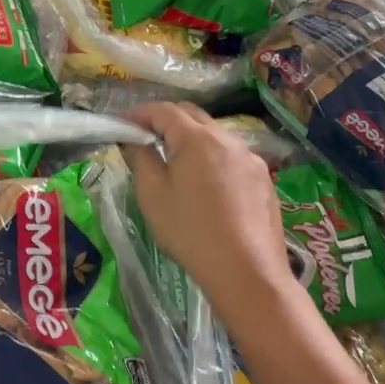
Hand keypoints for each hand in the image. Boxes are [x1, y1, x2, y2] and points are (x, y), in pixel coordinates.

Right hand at [124, 104, 296, 319]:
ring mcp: (250, 159)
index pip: (163, 110)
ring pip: (214, 135)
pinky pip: (231, 156)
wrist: (247, 273)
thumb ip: (140, 158)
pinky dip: (212, 158)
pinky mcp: (263, 180)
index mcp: (197, 139)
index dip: (139, 113)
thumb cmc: (190, 231)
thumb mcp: (152, 194)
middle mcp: (227, 140)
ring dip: (191, 138)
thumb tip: (134, 139)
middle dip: (166, 120)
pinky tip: (206, 183)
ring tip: (175, 161)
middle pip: (192, 116)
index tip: (121, 124)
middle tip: (145, 137)